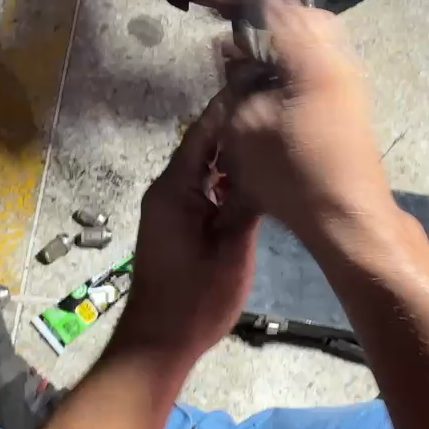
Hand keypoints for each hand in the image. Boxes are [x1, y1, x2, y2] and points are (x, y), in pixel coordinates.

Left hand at [111, 94, 260, 377]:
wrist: (158, 342)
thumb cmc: (196, 297)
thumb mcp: (232, 249)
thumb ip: (245, 204)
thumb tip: (261, 167)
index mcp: (174, 189)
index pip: (202, 134)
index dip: (226, 109)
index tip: (253, 86)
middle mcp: (165, 191)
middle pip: (201, 148)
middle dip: (233, 131)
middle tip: (270, 112)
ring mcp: (167, 208)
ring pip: (201, 170)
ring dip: (229, 157)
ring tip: (267, 140)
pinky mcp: (174, 225)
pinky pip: (199, 190)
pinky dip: (221, 181)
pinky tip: (250, 181)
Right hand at [215, 0, 400, 252]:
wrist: (348, 215)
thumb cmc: (292, 175)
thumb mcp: (246, 125)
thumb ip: (237, 76)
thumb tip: (229, 46)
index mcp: (310, 53)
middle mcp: (335, 49)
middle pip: (288, 2)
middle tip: (211, 6)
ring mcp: (347, 66)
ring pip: (302, 21)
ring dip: (266, 20)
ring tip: (231, 30)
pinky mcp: (347, 86)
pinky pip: (312, 45)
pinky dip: (282, 42)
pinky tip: (258, 58)